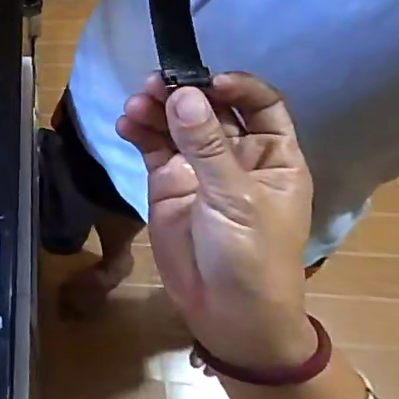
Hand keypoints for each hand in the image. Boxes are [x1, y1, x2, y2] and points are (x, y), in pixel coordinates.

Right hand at [117, 72, 316, 369]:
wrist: (226, 316)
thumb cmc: (252, 257)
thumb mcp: (236, 200)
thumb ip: (207, 147)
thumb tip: (184, 95)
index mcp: (272, 155)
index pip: (260, 104)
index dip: (236, 87)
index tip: (206, 81)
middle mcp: (235, 154)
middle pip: (211, 108)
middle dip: (185, 93)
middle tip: (155, 84)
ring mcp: (199, 168)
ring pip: (177, 124)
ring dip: (157, 108)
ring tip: (136, 103)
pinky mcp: (168, 183)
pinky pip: (153, 147)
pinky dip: (139, 131)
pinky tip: (126, 123)